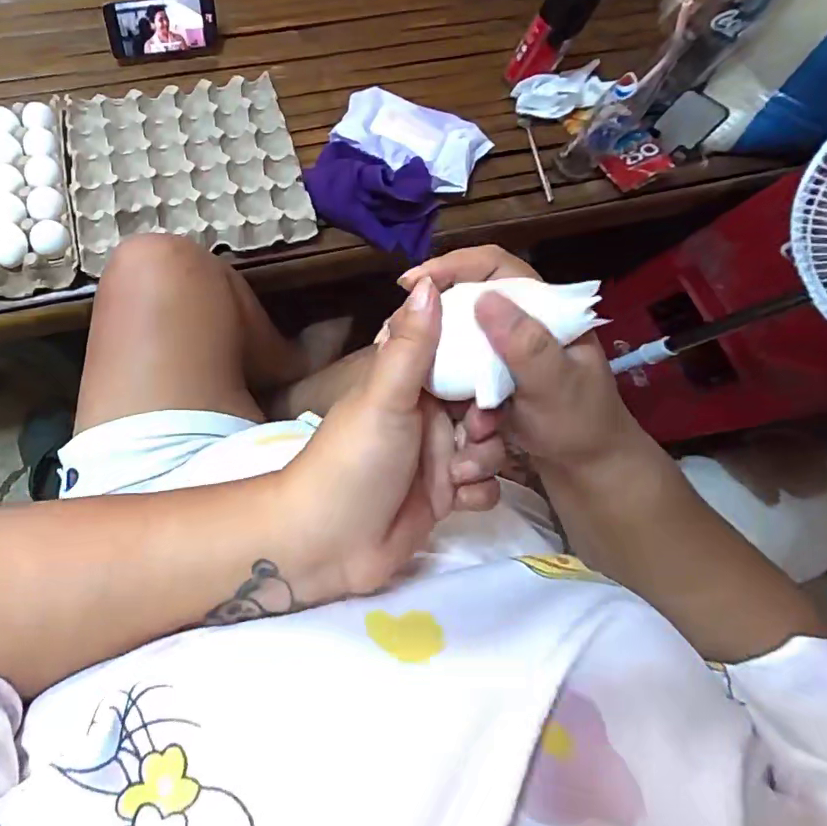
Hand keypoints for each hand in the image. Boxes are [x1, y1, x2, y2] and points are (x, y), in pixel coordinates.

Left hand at [276, 277, 506, 598]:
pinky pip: (482, 487)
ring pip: (487, 448)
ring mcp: (432, 458)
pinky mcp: (441, 497)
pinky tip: (454, 502)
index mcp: (405, 384)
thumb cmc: (352, 460)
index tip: (499, 375)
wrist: (327, 543)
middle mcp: (421, 416)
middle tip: (472, 436)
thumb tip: (430, 282)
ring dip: (482, 461)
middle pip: (482, 407)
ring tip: (455, 476)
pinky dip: (476, 493)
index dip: (484, 366)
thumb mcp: (384, 398)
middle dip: (487, 423)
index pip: (458, 359)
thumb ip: (413, 346)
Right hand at [399, 246, 645, 471]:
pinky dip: (433, 359)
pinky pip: (452, 353)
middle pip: (466, 289)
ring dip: (429, 333)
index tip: (416, 281)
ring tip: (397, 344)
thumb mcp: (556, 384)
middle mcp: (518, 316)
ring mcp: (500, 343)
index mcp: (542, 307)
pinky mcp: (486, 367)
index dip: (454, 264)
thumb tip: (483, 299)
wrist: (584, 466)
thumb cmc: (579, 422)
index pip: (494, 265)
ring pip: (455, 322)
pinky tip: (415, 370)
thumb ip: (525, 343)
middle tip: (397, 319)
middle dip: (431, 301)